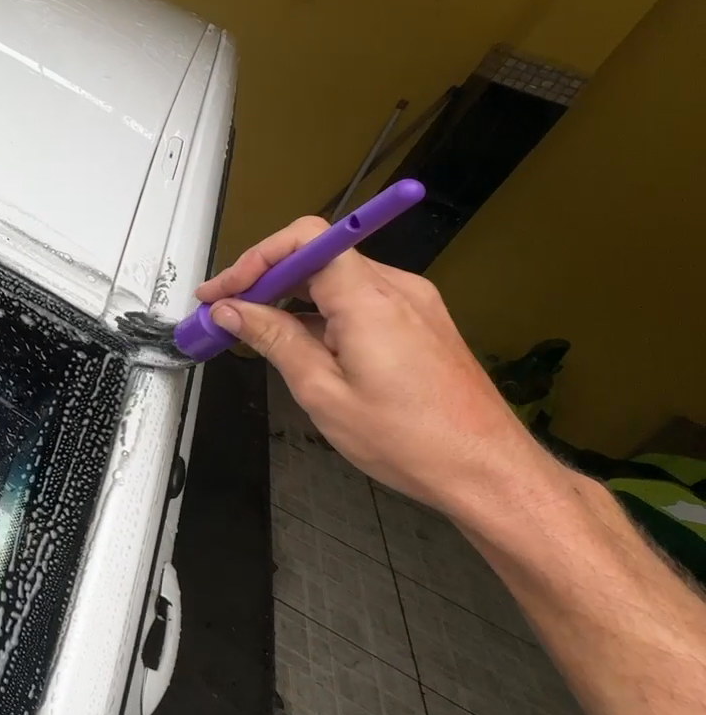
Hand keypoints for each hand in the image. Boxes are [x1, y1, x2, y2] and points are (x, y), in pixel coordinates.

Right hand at [195, 217, 550, 517]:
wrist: (492, 474)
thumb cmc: (411, 441)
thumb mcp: (321, 391)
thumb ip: (273, 339)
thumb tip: (231, 310)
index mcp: (371, 301)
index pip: (305, 240)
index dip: (255, 258)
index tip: (223, 291)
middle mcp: (396, 290)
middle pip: (314, 254)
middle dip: (261, 278)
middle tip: (222, 310)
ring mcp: (412, 304)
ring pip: (331, 276)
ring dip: (285, 294)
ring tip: (249, 327)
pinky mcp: (418, 321)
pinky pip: (353, 296)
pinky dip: (314, 308)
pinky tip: (293, 339)